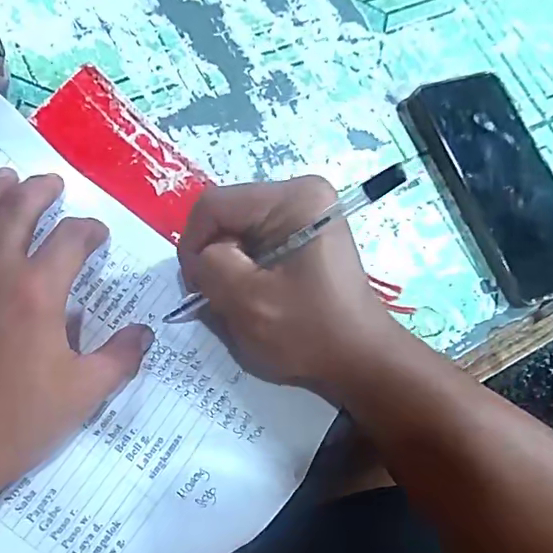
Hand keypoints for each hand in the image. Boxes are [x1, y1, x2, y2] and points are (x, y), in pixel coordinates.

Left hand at [0, 169, 152, 521]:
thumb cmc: (17, 423)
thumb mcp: (83, 393)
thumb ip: (119, 358)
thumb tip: (144, 333)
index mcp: (39, 290)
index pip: (70, 240)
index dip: (90, 231)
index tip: (99, 236)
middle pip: (17, 212)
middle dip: (39, 191)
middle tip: (52, 183)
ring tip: (4, 178)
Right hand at [178, 176, 405, 393]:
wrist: (360, 358)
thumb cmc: (308, 332)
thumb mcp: (247, 301)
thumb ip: (210, 267)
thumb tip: (200, 258)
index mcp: (293, 199)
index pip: (213, 206)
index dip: (193, 246)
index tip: (197, 287)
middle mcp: (301, 194)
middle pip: (227, 216)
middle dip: (214, 257)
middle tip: (219, 298)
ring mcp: (306, 213)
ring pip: (239, 232)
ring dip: (230, 267)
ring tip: (242, 301)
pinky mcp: (305, 235)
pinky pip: (257, 243)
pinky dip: (247, 270)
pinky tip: (259, 296)